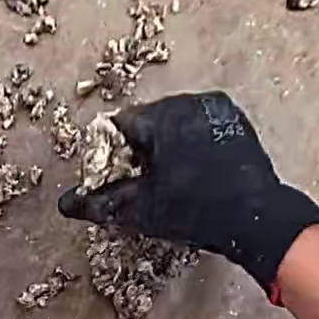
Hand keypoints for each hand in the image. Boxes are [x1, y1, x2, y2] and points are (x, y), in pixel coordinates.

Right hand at [58, 91, 318, 298]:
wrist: (254, 216)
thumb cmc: (192, 210)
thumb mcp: (137, 210)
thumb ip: (97, 205)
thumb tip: (64, 205)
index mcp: (164, 117)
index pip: (118, 125)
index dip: (107, 155)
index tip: (108, 179)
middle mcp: (191, 102)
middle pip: (144, 122)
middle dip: (132, 150)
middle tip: (130, 183)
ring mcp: (216, 108)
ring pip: (169, 124)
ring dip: (157, 149)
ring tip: (156, 181)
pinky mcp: (232, 120)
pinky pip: (193, 127)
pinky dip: (181, 146)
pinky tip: (183, 174)